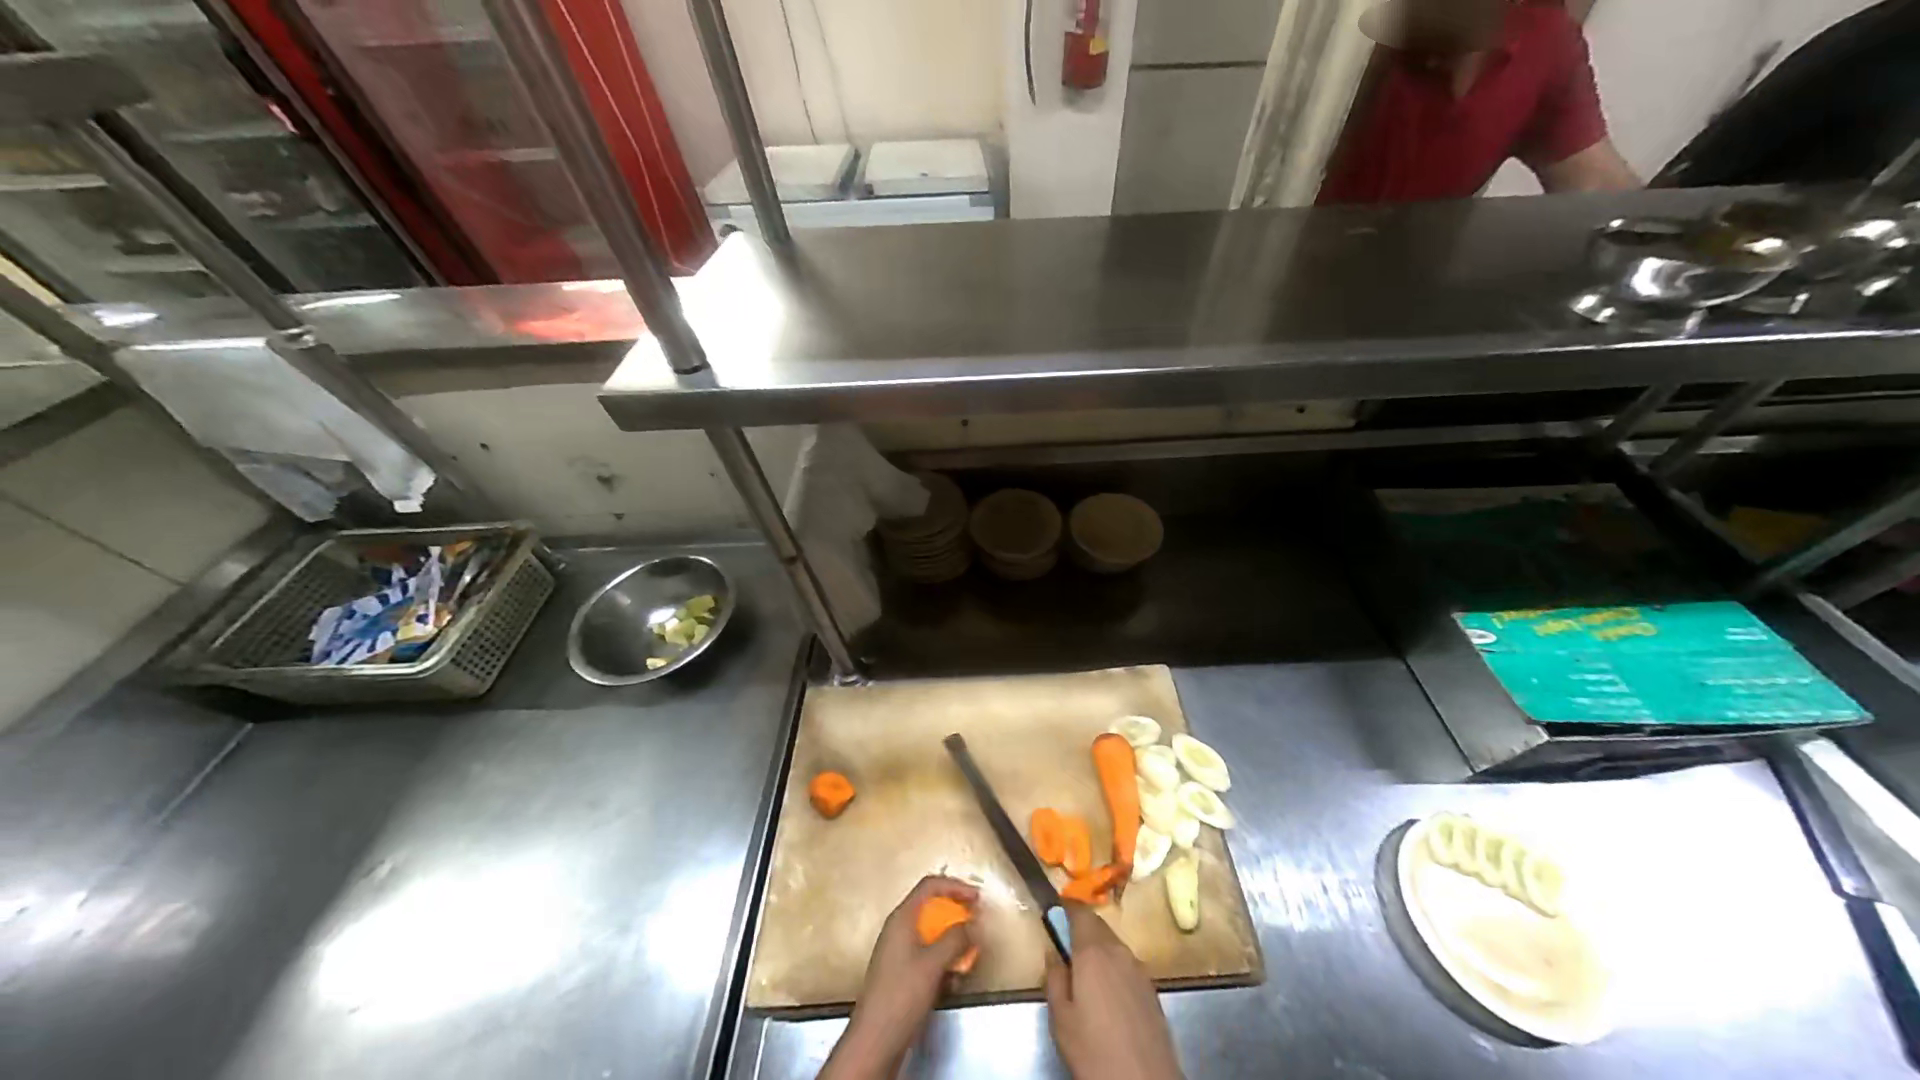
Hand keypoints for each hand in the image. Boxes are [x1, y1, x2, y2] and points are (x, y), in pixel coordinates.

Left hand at [819, 876, 978, 1079]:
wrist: (875, 1040)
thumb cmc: (901, 995)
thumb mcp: (933, 964)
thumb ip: (955, 939)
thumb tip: (972, 923)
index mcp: (902, 918)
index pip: (929, 886)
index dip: (955, 886)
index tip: (977, 898)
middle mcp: (898, 929)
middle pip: (930, 907)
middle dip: (956, 913)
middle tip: (976, 922)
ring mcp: (898, 951)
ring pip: (930, 933)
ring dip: (951, 940)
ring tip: (968, 955)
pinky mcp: (902, 972)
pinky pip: (927, 955)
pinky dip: (942, 960)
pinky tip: (952, 980)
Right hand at [1044, 904, 1184, 1079]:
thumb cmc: (1095, 1051)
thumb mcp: (1061, 1018)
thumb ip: (1054, 978)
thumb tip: (1053, 953)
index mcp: (1093, 952)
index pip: (1080, 911)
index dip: (1066, 907)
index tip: (1053, 910)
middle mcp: (1119, 952)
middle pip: (1098, 925)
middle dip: (1080, 927)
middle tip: (1064, 945)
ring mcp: (1139, 970)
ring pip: (1113, 945)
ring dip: (1097, 948)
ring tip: (1083, 974)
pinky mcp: (1152, 989)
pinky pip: (1126, 964)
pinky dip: (1113, 967)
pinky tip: (1106, 995)